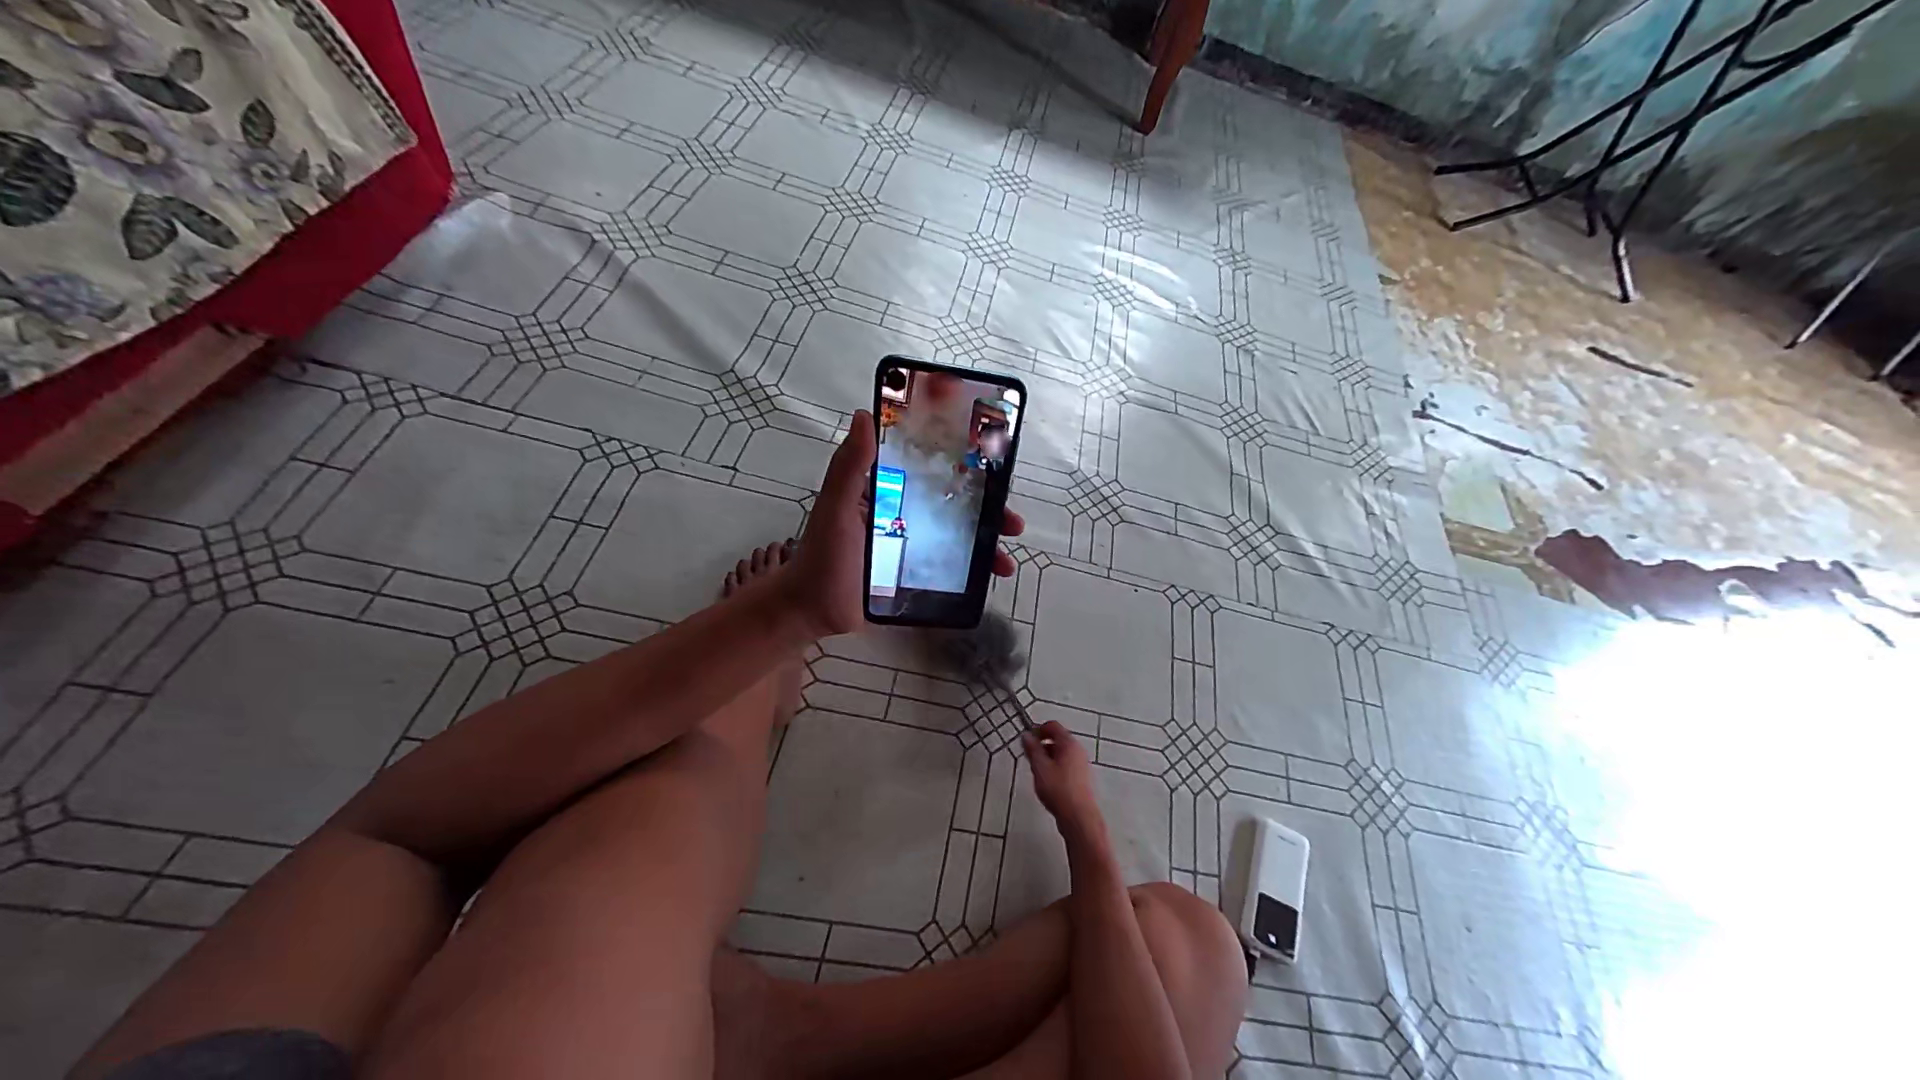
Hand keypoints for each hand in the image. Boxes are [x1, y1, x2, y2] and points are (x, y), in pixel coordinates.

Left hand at [786, 410, 1025, 638]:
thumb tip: (865, 415)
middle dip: (988, 511)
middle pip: (954, 505)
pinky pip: (951, 567)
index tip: (995, 467)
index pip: (931, 470)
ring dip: (987, 543)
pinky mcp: (914, 574)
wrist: (811, 611)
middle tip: (1012, 520)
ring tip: (1006, 558)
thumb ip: (850, 467)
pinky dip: (974, 570)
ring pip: (958, 538)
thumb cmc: (822, 556)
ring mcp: (911, 545)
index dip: (965, 467)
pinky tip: (991, 578)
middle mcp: (902, 513)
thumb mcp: (836, 508)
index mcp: (885, 490)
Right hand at [1021, 721, 1103, 840]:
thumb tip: (1026, 737)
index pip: (1053, 726)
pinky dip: (1055, 767)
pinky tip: (1047, 782)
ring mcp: (1082, 765)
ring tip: (1037, 769)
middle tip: (1030, 753)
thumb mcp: (1039, 767)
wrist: (1078, 817)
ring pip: (1062, 753)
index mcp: (1069, 744)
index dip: (1038, 729)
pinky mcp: (1081, 779)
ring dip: (1048, 757)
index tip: (1028, 738)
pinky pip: (1066, 766)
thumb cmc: (1060, 791)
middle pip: (1058, 739)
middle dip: (1042, 744)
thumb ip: (1032, 749)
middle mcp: (1078, 752)